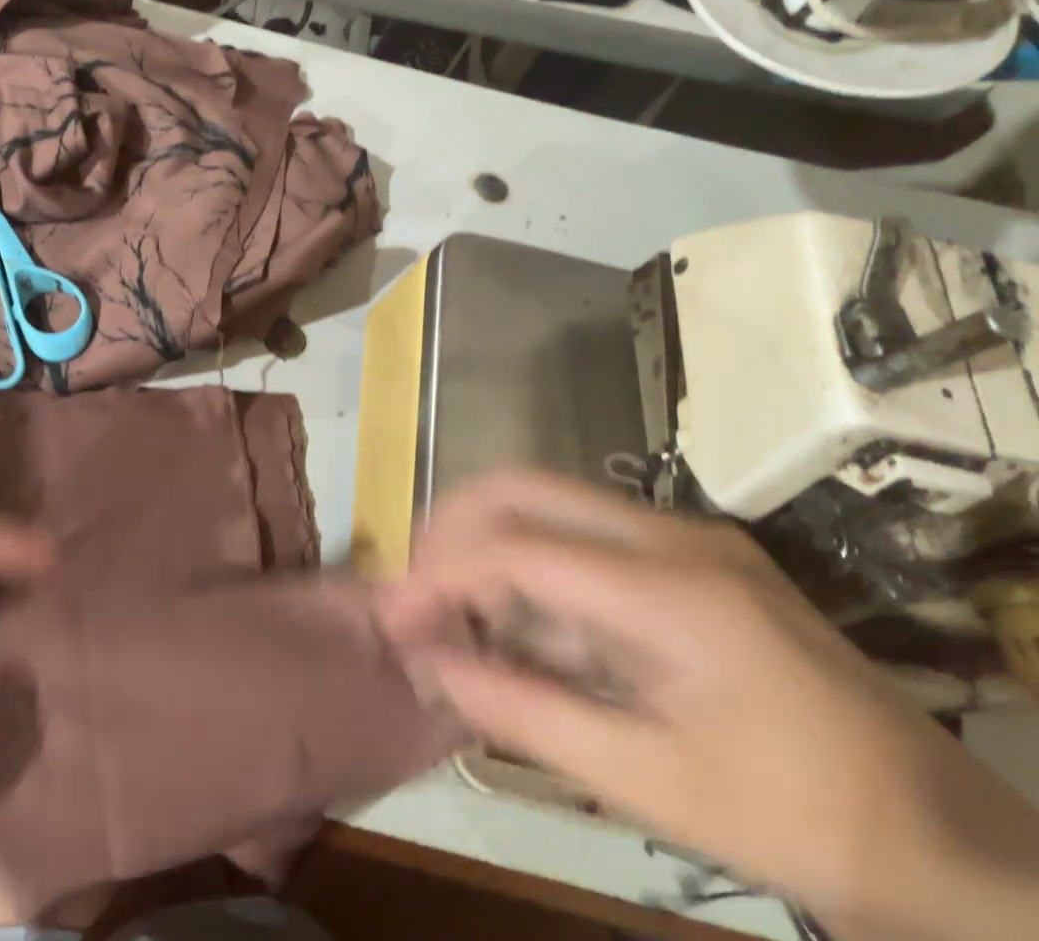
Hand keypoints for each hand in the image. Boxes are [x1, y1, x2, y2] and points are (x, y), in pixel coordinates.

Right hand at [381, 470, 1038, 940]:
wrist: (937, 835)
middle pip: (523, 488)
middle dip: (446, 531)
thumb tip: (425, 660)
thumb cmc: (786, 812)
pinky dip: (528, 567)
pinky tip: (515, 626)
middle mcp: (676, 538)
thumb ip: (519, 708)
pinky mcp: (697, 563)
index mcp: (670, 590)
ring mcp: (692, 543)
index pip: (512, 546)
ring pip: (549, 504)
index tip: (387, 619)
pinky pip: (584, 537)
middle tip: (413, 595)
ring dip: (484, 546)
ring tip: (451, 615)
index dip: (433, 576)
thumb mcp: (640, 776)